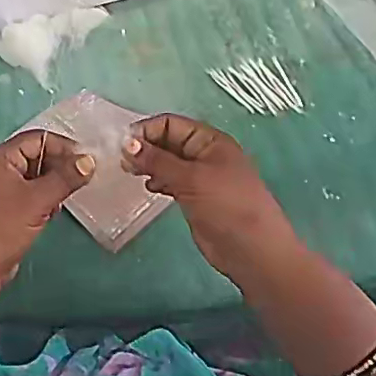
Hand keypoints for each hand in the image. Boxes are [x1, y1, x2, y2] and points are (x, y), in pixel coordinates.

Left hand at [0, 129, 94, 284]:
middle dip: (60, 166)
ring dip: (53, 184)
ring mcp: (0, 189)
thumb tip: (89, 161)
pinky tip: (54, 211)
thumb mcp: (38, 200)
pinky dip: (44, 199)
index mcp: (1, 157)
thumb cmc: (2, 228)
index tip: (87, 162)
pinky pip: (30, 194)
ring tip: (68, 197)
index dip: (63, 147)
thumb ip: (65, 178)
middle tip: (84, 180)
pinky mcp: (5, 209)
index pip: (37, 138)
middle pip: (36, 155)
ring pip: (35, 176)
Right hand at [121, 114, 300, 282]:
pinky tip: (150, 188)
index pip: (171, 124)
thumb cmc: (226, 205)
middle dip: (145, 147)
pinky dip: (158, 180)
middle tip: (124, 162)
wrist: (252, 250)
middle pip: (168, 141)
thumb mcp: (190, 178)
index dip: (147, 130)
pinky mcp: (195, 196)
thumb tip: (128, 144)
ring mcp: (200, 176)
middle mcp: (204, 154)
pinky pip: (171, 180)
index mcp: (209, 141)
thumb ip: (157, 160)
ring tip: (132, 174)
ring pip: (167, 162)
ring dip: (149, 164)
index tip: (123, 144)